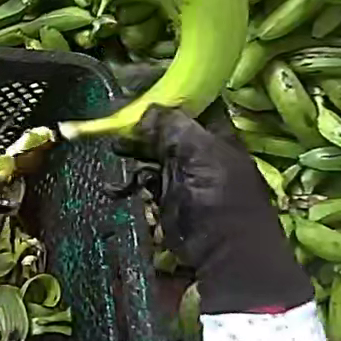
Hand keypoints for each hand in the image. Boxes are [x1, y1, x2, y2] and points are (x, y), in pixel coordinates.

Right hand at [134, 108, 310, 315]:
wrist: (226, 254)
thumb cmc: (221, 201)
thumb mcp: (201, 156)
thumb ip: (174, 129)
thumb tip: (147, 110)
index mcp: (215, 134)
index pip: (191, 101)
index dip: (166, 91)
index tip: (134, 86)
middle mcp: (198, 149)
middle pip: (165, 125)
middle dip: (140, 122)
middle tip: (114, 119)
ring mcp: (182, 172)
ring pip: (151, 150)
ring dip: (131, 149)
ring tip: (114, 149)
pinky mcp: (167, 195)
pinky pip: (143, 179)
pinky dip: (129, 181)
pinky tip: (116, 188)